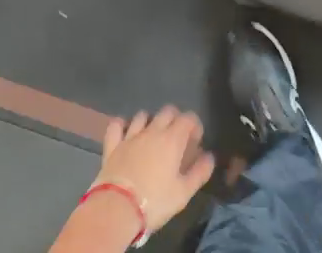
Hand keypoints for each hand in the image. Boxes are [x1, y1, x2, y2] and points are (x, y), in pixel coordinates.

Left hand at [94, 106, 216, 233]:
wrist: (117, 210)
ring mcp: (130, 137)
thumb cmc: (155, 202)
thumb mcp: (184, 193)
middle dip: (175, 120)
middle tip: (177, 139)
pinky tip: (126, 132)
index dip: (195, 125)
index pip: (188, 118)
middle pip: (167, 111)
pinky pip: (116, 125)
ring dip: (151, 121)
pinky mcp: (112, 146)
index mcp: (172, 140)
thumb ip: (199, 172)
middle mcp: (152, 131)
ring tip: (153, 137)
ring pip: (143, 115)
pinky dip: (122, 124)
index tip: (196, 141)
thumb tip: (209, 156)